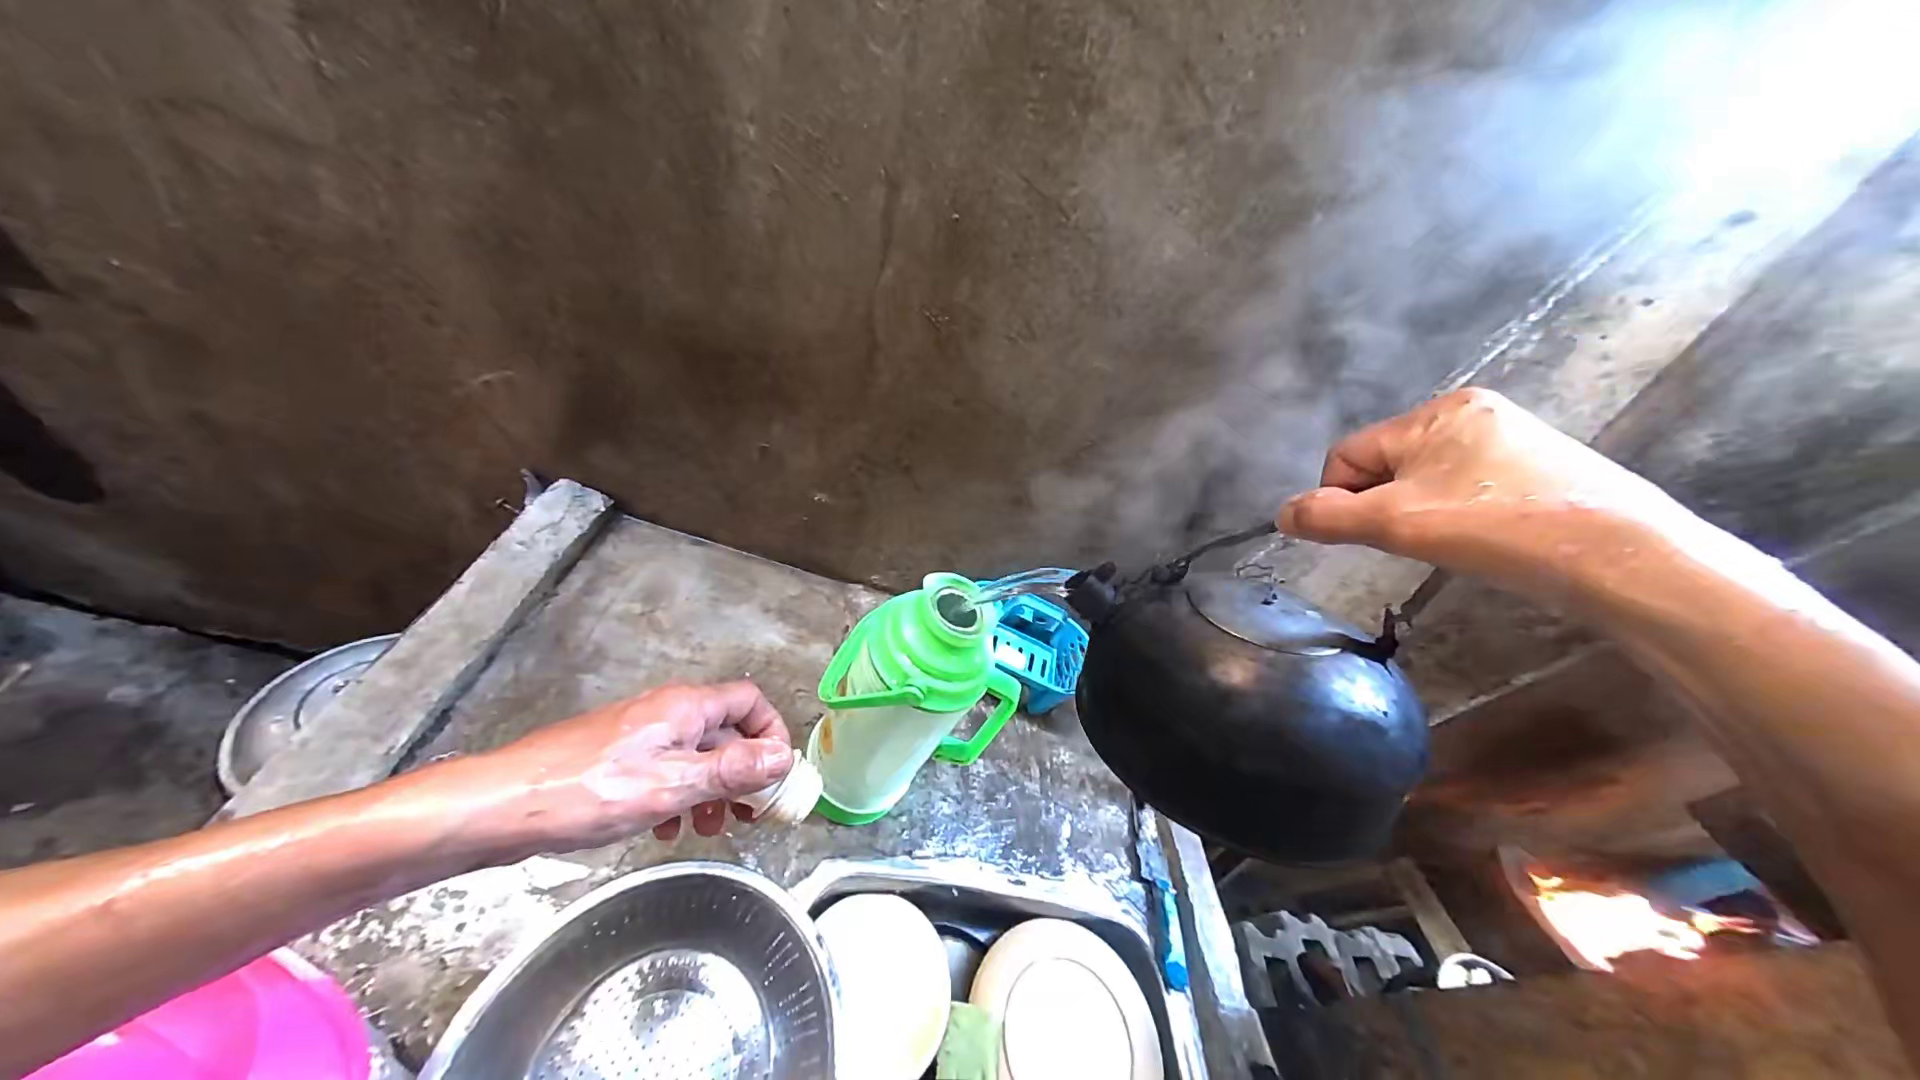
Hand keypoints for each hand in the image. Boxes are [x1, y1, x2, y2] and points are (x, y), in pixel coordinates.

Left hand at [457, 680, 794, 854]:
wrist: (497, 807)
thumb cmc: (588, 792)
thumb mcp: (671, 785)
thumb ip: (731, 771)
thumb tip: (784, 757)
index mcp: (686, 707)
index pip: (751, 701)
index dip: (772, 733)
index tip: (774, 776)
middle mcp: (667, 712)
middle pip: (727, 730)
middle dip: (744, 770)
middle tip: (748, 812)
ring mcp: (640, 735)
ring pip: (696, 754)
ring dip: (712, 788)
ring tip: (708, 827)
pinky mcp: (617, 759)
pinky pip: (666, 770)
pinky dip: (677, 797)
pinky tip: (665, 829)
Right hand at [1278, 389, 1695, 598]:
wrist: (1624, 559)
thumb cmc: (1496, 529)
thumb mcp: (1394, 523)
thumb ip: (1326, 516)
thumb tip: (1282, 515)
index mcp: (1435, 412)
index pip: (1348, 454)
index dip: (1339, 497)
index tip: (1364, 535)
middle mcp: (1472, 411)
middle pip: (1384, 463)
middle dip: (1380, 504)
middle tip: (1409, 540)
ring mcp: (1511, 437)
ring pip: (1422, 478)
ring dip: (1414, 512)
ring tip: (1447, 542)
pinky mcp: (1539, 466)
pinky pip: (1464, 486)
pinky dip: (1453, 513)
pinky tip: (1478, 537)